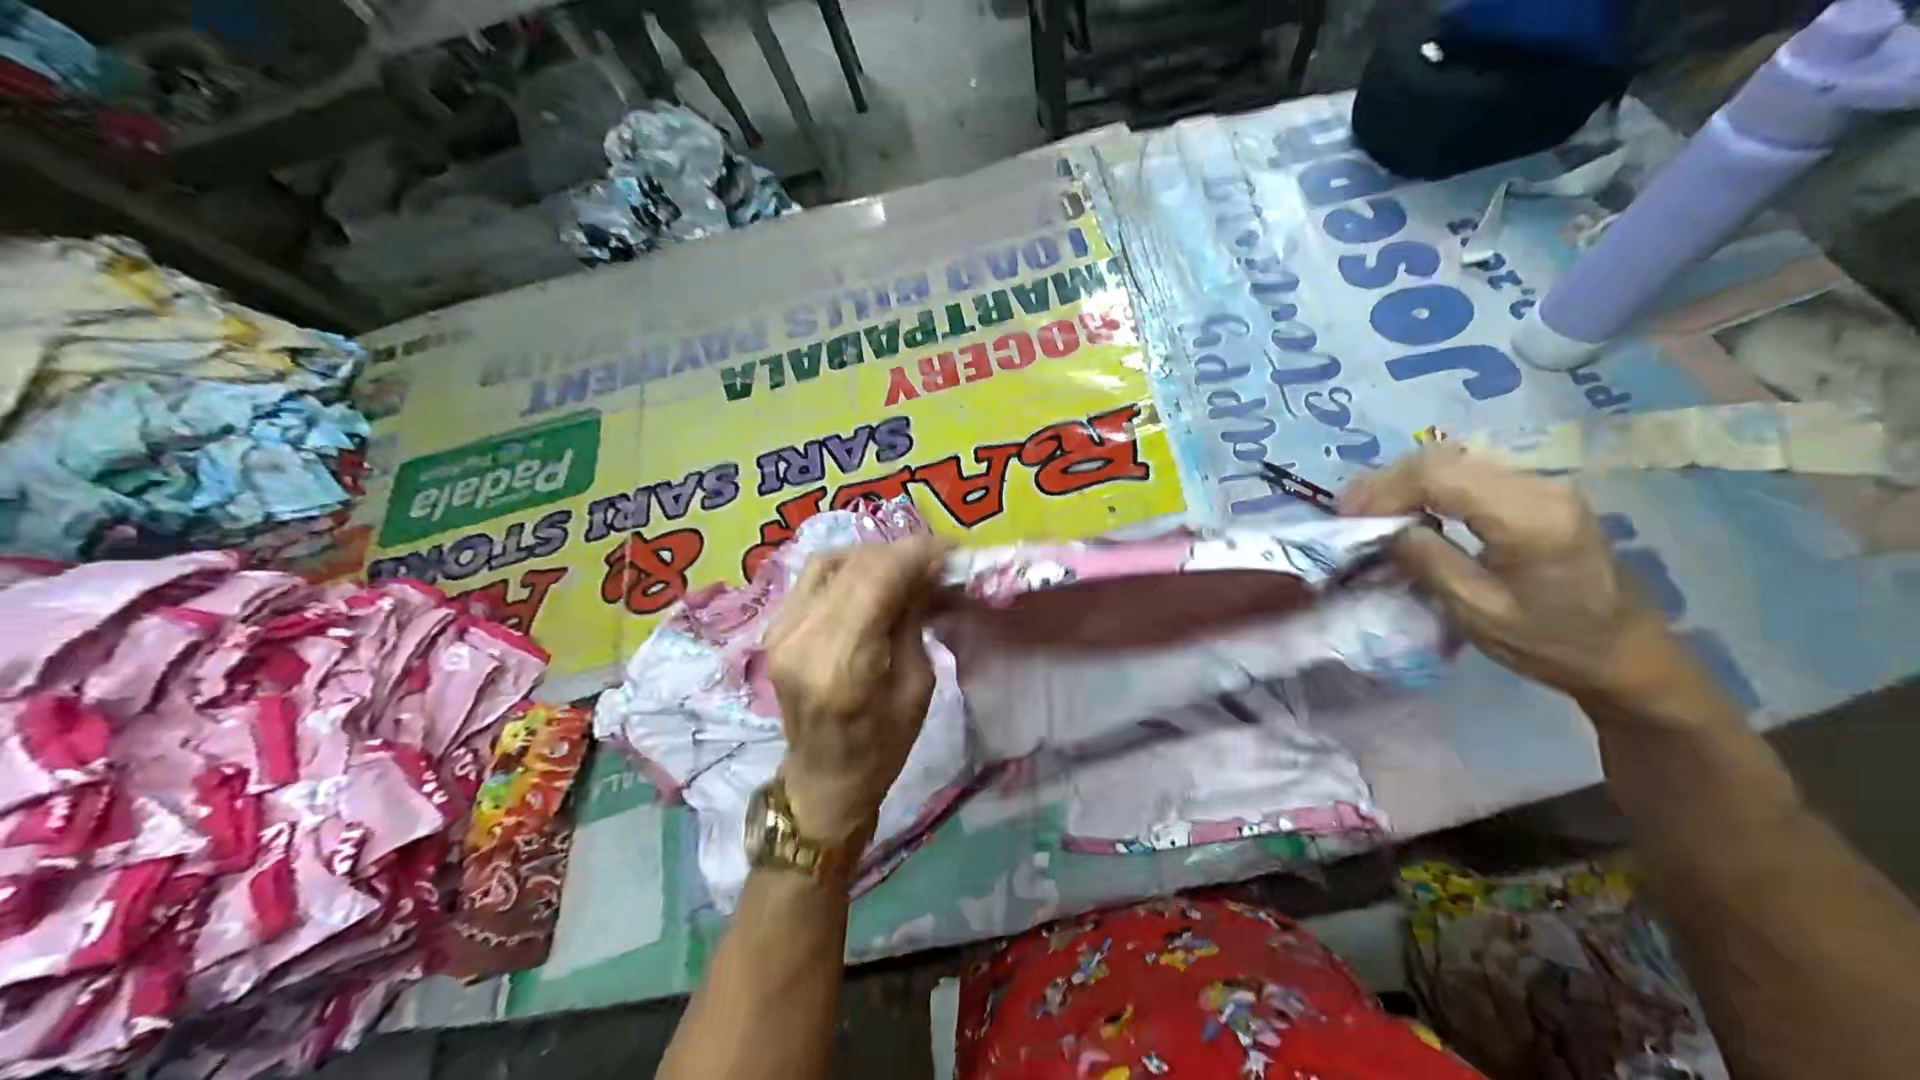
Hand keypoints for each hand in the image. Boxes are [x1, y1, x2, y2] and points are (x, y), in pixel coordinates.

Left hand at [764, 540, 945, 845]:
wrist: (825, 778)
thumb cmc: (883, 745)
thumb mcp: (918, 684)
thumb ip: (912, 620)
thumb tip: (925, 571)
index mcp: (843, 664)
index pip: (878, 578)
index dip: (917, 553)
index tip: (951, 550)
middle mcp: (803, 638)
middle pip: (855, 565)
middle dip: (901, 553)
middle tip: (935, 559)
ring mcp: (781, 631)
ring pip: (830, 562)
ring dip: (873, 556)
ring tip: (904, 567)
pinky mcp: (774, 628)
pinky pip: (813, 577)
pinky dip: (847, 568)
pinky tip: (871, 578)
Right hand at [1340, 448, 1677, 706]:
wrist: (1627, 654)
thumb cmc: (1551, 643)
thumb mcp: (1477, 613)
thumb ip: (1429, 562)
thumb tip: (1387, 529)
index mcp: (1528, 516)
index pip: (1438, 475)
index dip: (1383, 489)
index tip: (1346, 516)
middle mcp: (1539, 485)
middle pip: (1444, 457)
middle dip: (1386, 480)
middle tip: (1348, 511)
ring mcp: (1543, 484)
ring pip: (1454, 459)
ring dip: (1404, 480)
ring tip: (1370, 509)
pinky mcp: (1539, 493)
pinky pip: (1470, 472)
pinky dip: (1428, 484)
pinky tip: (1408, 506)